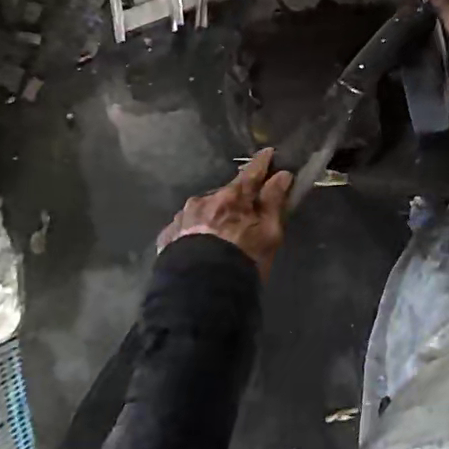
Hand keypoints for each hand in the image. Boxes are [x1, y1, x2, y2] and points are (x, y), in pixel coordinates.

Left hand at [155, 148, 292, 278]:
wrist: (198, 295)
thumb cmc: (242, 260)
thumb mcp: (269, 233)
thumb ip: (274, 202)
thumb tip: (281, 175)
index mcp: (231, 197)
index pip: (251, 173)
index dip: (262, 163)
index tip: (269, 153)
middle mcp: (203, 200)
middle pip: (226, 193)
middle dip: (236, 197)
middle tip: (246, 211)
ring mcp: (182, 218)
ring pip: (204, 209)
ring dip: (215, 214)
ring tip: (221, 234)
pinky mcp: (167, 237)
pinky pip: (187, 226)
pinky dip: (197, 229)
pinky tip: (201, 244)